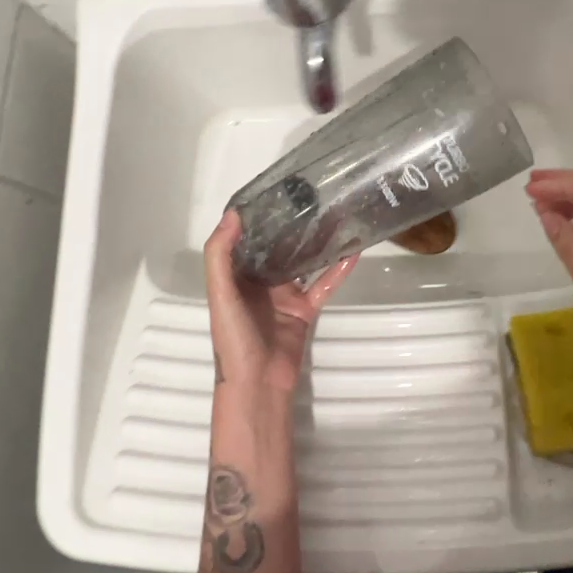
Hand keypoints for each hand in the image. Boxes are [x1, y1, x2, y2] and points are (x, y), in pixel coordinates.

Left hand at [203, 210, 356, 394]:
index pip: (246, 237)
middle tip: (314, 197)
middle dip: (293, 225)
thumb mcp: (220, 294)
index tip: (276, 189)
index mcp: (235, 275)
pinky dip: (337, 270)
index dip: (258, 215)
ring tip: (336, 216)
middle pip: (277, 246)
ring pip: (303, 262)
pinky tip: (353, 252)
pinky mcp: (305, 309)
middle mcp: (259, 281)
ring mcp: (284, 295)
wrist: (258, 383)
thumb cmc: (234, 337)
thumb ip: (220, 255)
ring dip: (317, 243)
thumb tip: (233, 214)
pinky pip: (323, 285)